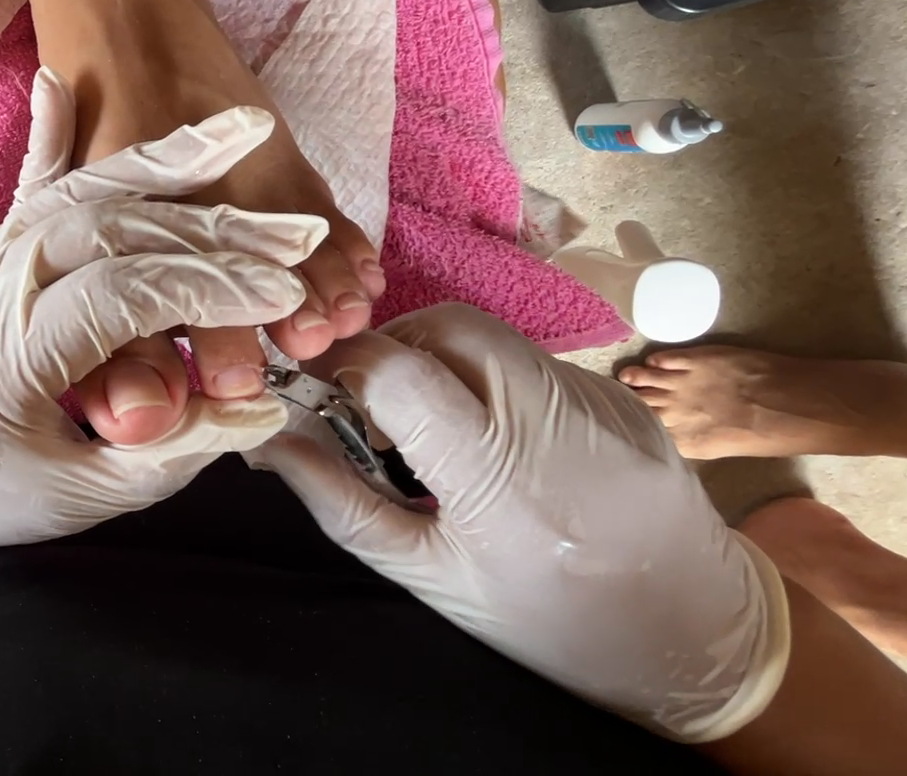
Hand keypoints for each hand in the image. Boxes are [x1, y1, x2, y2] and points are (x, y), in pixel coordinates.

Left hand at [0, 68, 325, 573]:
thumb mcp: (78, 498)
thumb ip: (168, 452)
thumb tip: (258, 404)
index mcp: (0, 362)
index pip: (116, 298)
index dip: (205, 290)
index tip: (281, 294)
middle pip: (103, 232)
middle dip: (207, 227)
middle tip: (293, 230)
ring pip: (72, 196)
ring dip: (159, 163)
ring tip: (237, 131)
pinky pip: (19, 194)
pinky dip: (46, 137)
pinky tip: (60, 82)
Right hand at [258, 304, 790, 742]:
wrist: (708, 646)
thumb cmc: (546, 622)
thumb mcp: (426, 574)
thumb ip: (337, 499)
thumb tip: (264, 440)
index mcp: (503, 482)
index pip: (400, 372)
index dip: (342, 365)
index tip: (317, 389)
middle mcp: (560, 426)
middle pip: (445, 327)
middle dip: (387, 345)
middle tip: (366, 393)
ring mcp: (603, 404)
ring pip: (485, 333)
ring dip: (430, 355)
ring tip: (423, 414)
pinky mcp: (622, 397)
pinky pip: (525, 357)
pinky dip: (480, 374)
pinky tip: (486, 428)